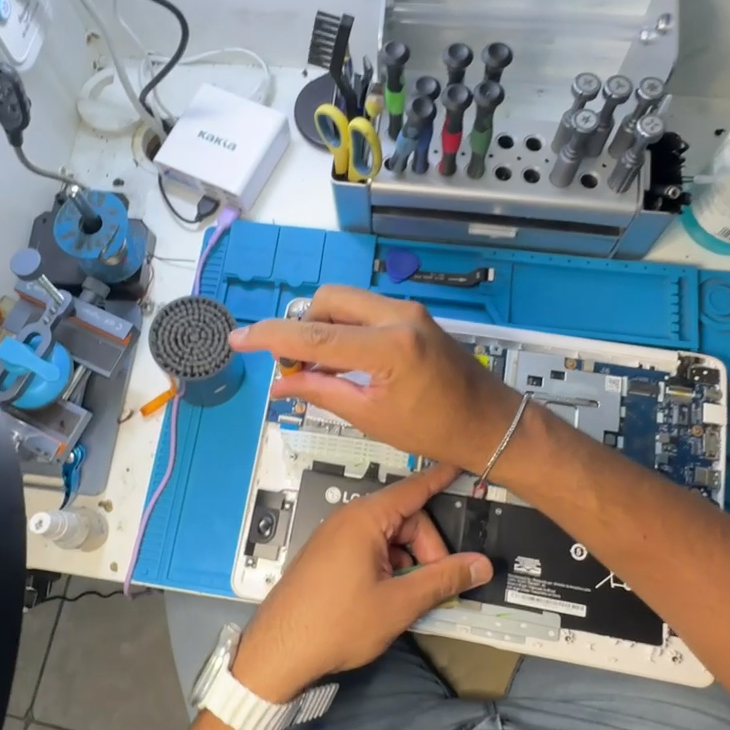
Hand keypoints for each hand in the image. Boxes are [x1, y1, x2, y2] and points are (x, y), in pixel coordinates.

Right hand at [230, 286, 522, 470]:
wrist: (490, 422)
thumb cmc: (434, 430)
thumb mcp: (371, 416)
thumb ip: (321, 391)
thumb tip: (279, 385)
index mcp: (389, 346)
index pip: (315, 333)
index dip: (271, 336)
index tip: (239, 338)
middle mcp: (399, 316)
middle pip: (327, 300)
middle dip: (301, 326)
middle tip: (291, 364)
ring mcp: (409, 311)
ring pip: (345, 301)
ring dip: (322, 326)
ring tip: (316, 367)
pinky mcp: (414, 314)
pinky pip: (365, 309)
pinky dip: (344, 328)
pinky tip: (341, 360)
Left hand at [233, 466, 490, 702]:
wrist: (279, 652)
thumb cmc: (338, 623)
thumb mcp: (399, 603)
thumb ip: (443, 580)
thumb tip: (482, 564)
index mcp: (365, 518)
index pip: (413, 488)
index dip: (441, 478)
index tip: (462, 464)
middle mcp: (348, 518)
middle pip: (404, 518)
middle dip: (427, 547)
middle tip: (437, 584)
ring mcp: (335, 537)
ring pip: (388, 536)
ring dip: (408, 560)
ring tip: (411, 597)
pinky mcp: (328, 556)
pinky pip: (368, 548)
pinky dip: (388, 565)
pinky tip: (390, 596)